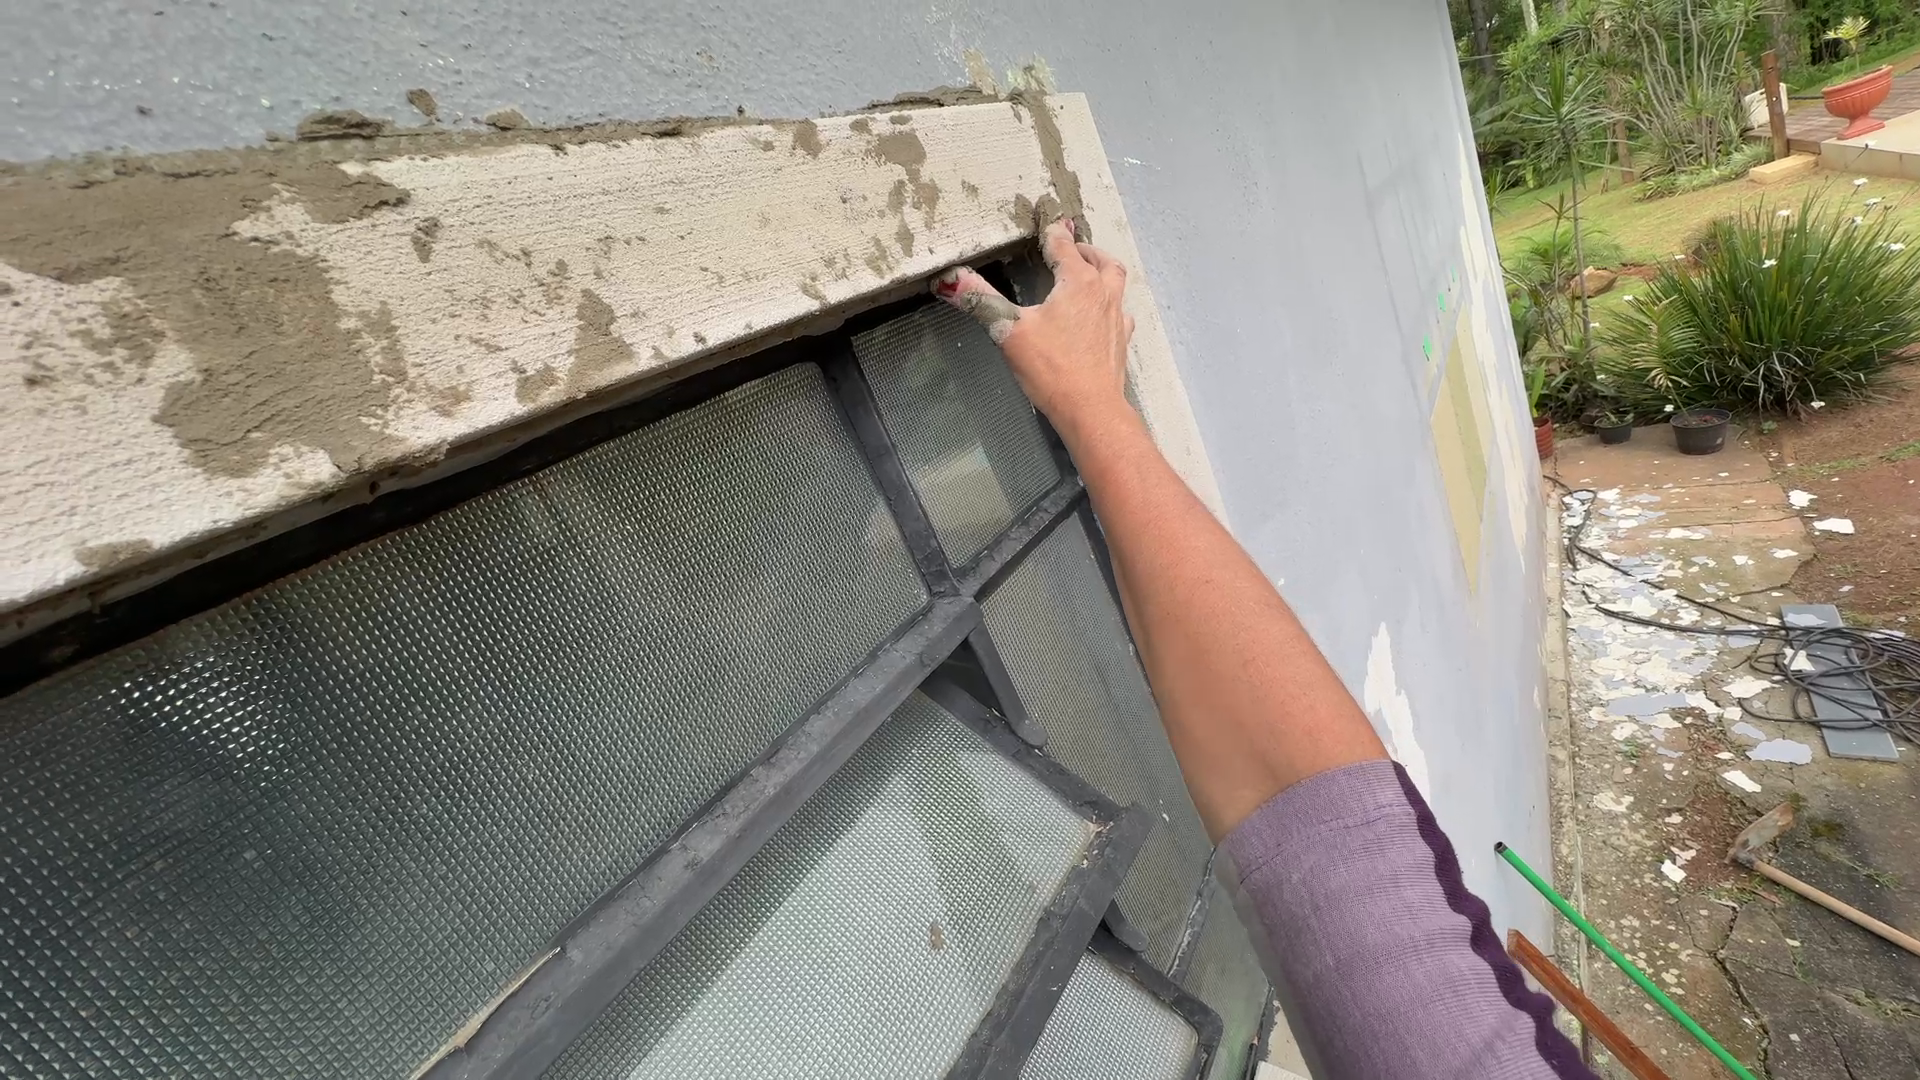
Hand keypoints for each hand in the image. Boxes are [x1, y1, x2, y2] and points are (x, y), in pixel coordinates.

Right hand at [932, 219, 1136, 445]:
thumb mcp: (1009, 332)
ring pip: (1115, 281)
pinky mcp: (1121, 342)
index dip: (1051, 233)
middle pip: (1098, 258)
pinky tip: (1100, 317)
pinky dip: (1110, 305)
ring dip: (1102, 271)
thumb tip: (950, 280)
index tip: (1047, 223)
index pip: (1062, 245)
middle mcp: (1103, 293)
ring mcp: (1116, 317)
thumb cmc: (1052, 369)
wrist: (1091, 409)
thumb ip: (982, 301)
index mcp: (1077, 282)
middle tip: (1069, 248)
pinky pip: (1120, 313)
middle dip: (1082, 249)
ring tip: (1088, 273)